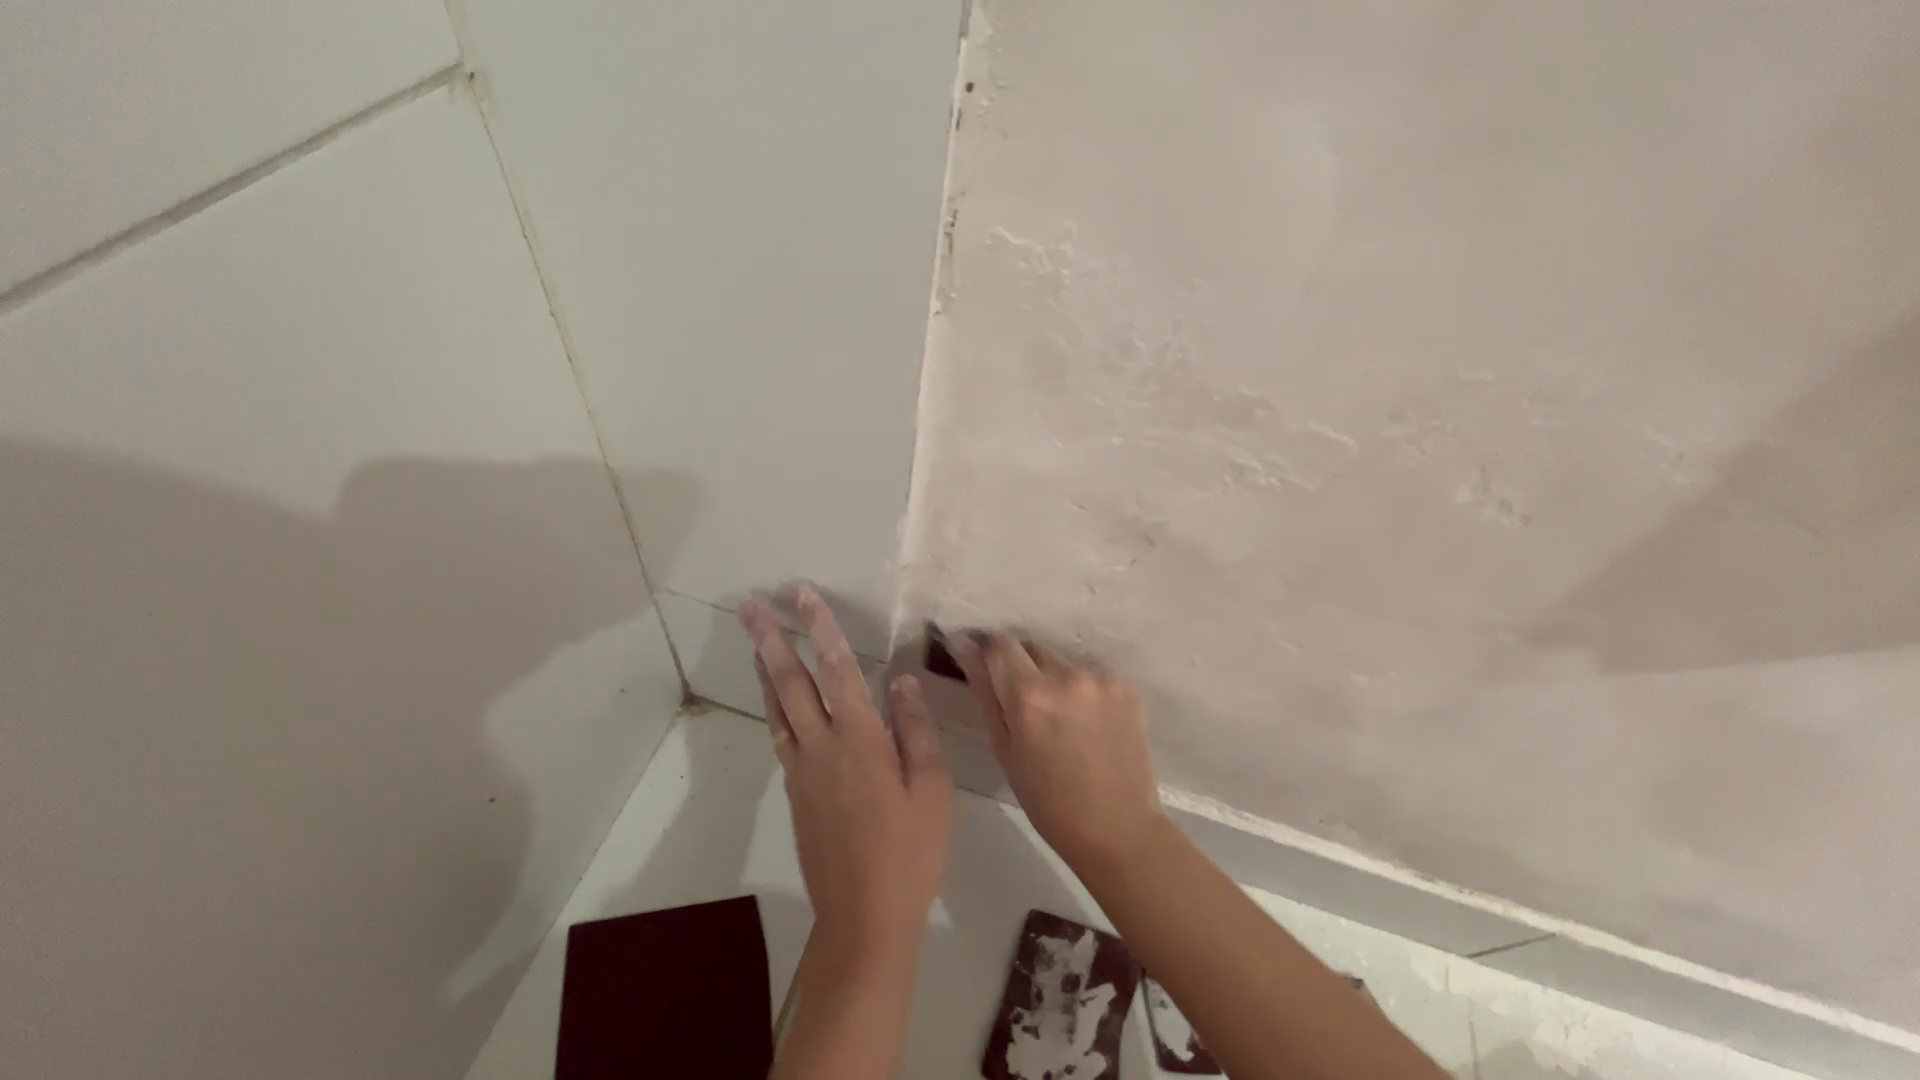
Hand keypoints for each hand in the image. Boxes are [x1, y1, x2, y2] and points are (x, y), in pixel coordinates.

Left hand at [739, 586, 952, 963]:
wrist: (864, 914)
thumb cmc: (910, 851)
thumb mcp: (932, 789)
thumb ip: (915, 731)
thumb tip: (902, 681)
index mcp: (860, 739)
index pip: (837, 669)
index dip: (820, 628)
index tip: (802, 595)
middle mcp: (821, 747)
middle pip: (791, 683)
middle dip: (771, 640)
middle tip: (750, 606)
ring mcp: (802, 771)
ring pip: (778, 709)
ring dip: (765, 671)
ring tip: (754, 642)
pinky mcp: (795, 794)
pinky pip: (781, 737)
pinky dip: (774, 709)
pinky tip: (776, 704)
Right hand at [951, 633, 1168, 874]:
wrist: (1118, 828)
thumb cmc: (1048, 801)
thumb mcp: (1004, 750)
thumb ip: (985, 694)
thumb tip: (966, 648)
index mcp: (1028, 694)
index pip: (999, 645)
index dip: (987, 651)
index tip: (983, 665)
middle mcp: (1066, 675)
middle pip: (1031, 647)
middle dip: (1021, 666)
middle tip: (1023, 703)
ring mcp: (1101, 678)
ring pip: (1062, 661)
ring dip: (1054, 678)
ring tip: (1060, 718)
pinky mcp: (1127, 686)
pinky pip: (1091, 676)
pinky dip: (1083, 691)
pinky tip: (1088, 723)